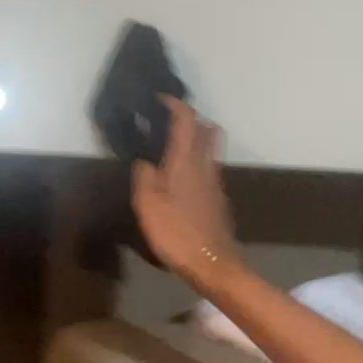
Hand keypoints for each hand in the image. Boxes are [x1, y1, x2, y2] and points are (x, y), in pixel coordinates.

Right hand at [132, 97, 240, 290]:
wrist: (212, 263)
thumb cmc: (176, 231)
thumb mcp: (148, 204)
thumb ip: (144, 176)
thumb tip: (144, 161)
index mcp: (187, 160)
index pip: (186, 120)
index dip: (175, 105)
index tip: (160, 99)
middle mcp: (206, 165)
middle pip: (208, 130)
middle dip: (191, 120)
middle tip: (169, 124)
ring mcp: (216, 183)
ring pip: (210, 150)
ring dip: (195, 142)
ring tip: (169, 150)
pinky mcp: (218, 200)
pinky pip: (208, 170)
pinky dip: (196, 164)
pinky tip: (179, 181)